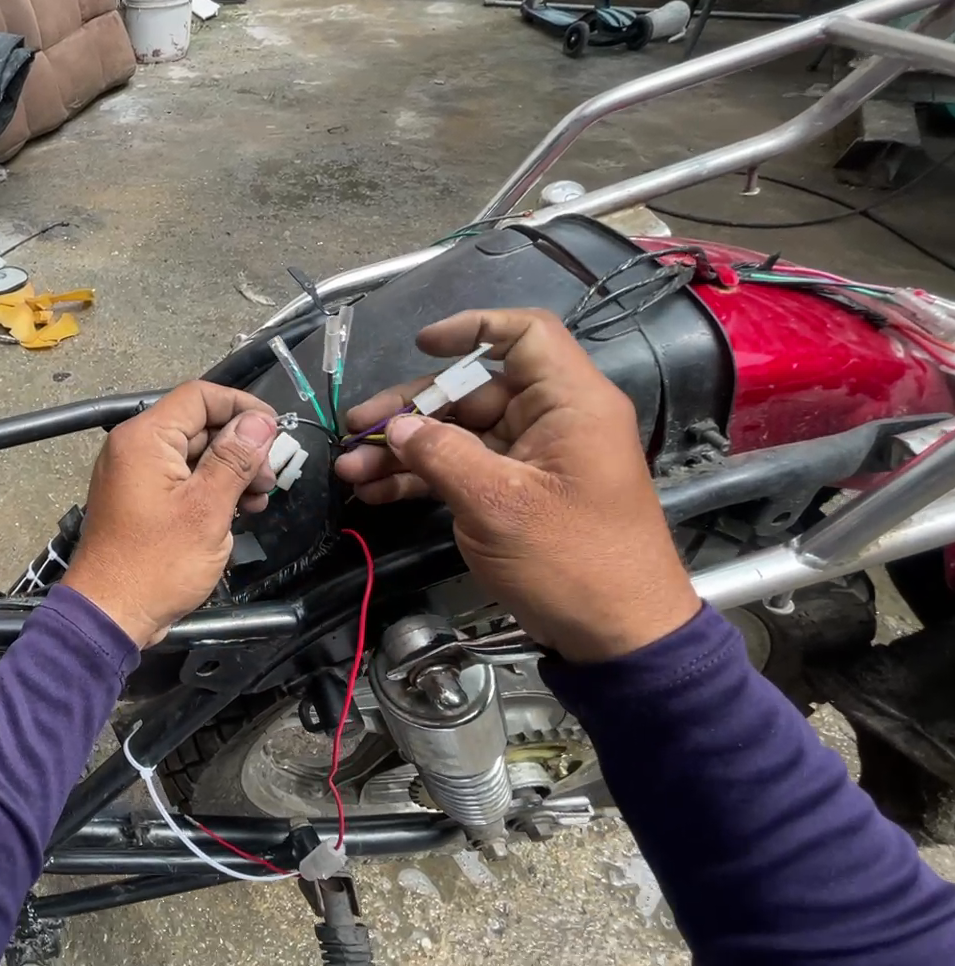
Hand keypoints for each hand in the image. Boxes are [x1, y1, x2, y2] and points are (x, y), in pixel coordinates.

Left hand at [62, 382, 279, 648]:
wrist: (110, 612)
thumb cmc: (156, 563)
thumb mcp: (207, 508)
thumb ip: (234, 459)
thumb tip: (259, 421)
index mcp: (144, 438)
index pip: (198, 396)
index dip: (241, 406)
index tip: (276, 429)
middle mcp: (134, 447)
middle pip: (198, 424)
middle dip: (240, 445)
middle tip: (270, 477)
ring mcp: (134, 473)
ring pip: (193, 454)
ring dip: (230, 470)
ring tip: (260, 499)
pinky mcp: (139, 498)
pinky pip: (180, 479)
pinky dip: (210, 488)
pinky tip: (239, 509)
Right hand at [333, 308, 699, 662]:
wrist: (615, 636)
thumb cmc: (570, 559)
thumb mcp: (497, 503)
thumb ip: (440, 454)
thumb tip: (394, 426)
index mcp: (568, 405)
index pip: (525, 337)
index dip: (472, 329)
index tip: (420, 346)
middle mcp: (548, 422)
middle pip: (468, 391)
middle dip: (407, 410)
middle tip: (353, 429)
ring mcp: (527, 459)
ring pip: (452, 433)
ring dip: (400, 450)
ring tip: (350, 471)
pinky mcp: (510, 491)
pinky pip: (456, 468)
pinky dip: (416, 477)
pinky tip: (374, 491)